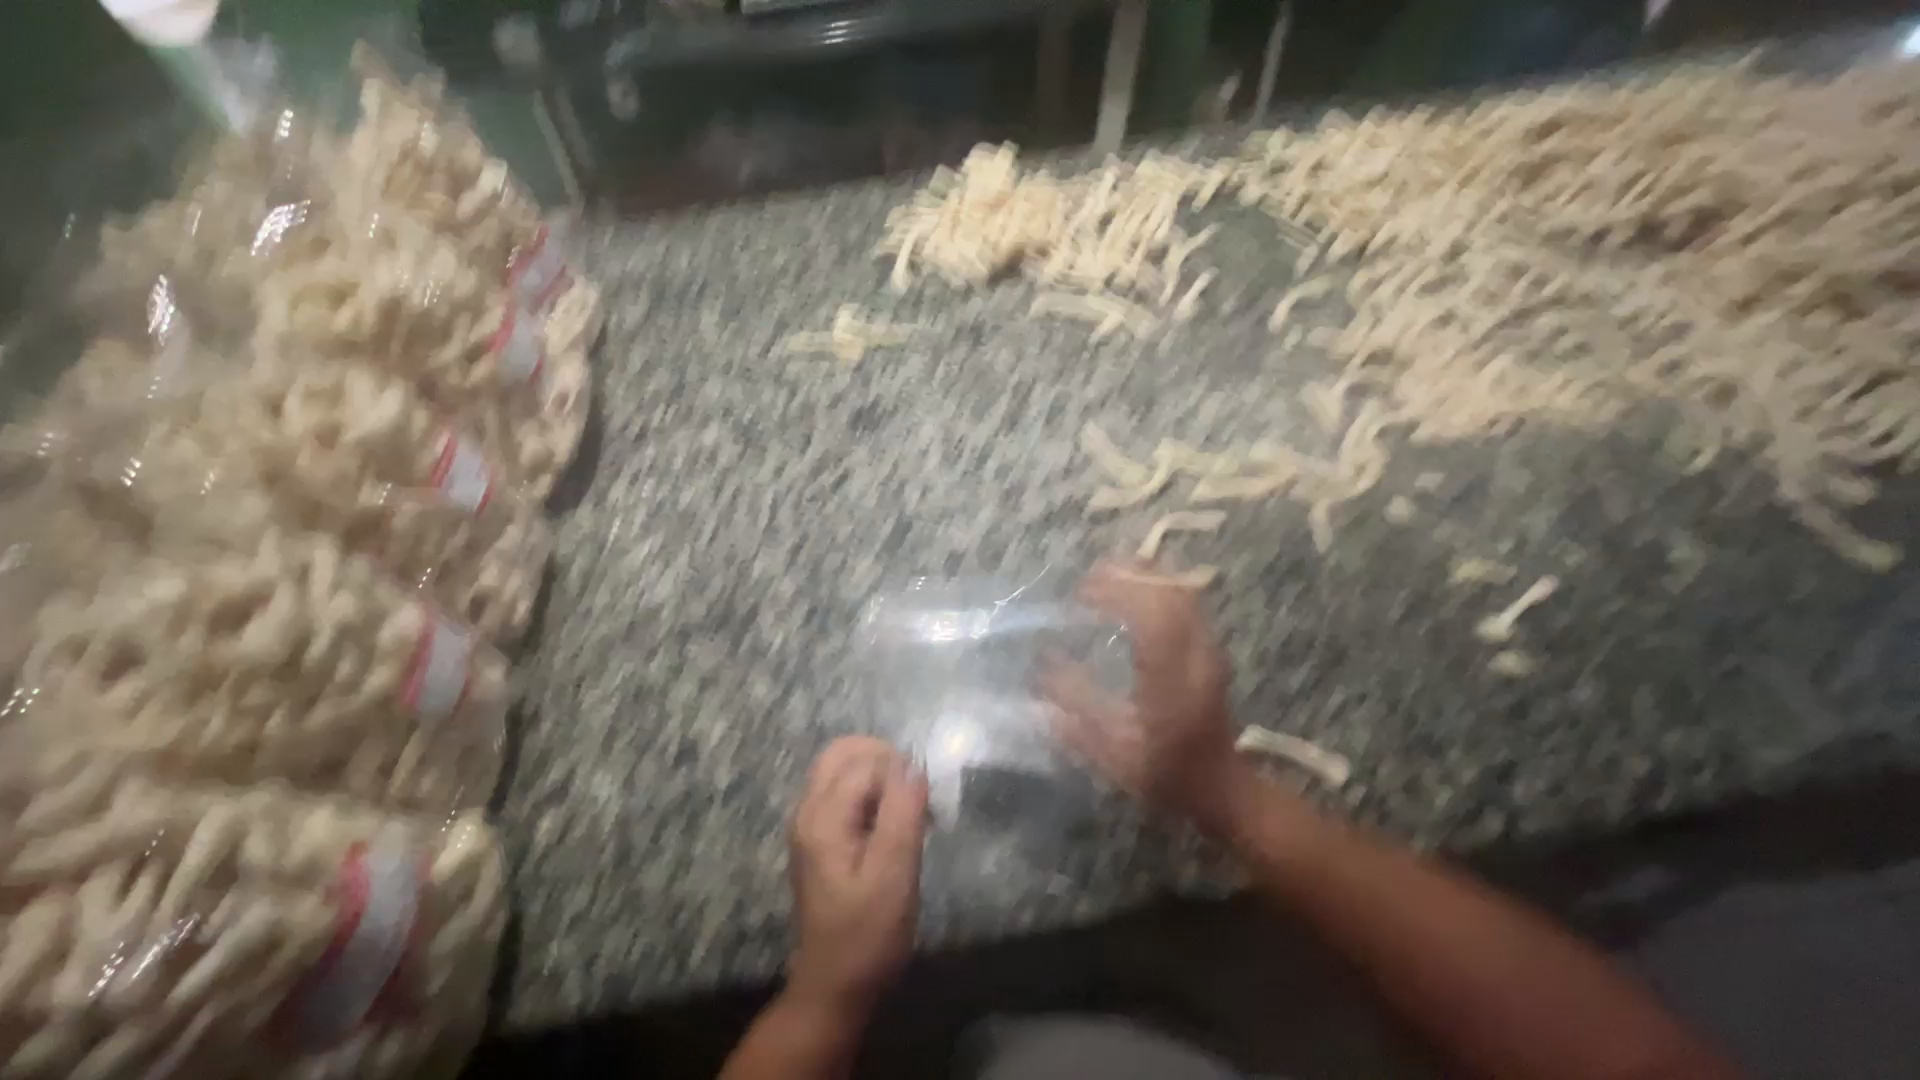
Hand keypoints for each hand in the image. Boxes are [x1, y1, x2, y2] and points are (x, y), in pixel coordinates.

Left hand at [786, 736, 928, 1014]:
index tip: (927, 807)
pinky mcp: (818, 837)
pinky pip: (842, 791)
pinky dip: (870, 792)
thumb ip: (903, 814)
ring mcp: (809, 823)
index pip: (865, 762)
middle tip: (916, 796)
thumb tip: (914, 766)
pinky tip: (893, 825)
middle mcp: (808, 810)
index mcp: (822, 817)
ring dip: (879, 775)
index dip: (901, 773)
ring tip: (909, 811)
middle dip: (885, 761)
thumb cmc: (869, 934)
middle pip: (843, 752)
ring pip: (842, 769)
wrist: (835, 985)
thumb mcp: (895, 875)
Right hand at [1039, 558, 1257, 832]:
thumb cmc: (1163, 774)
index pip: (1153, 620)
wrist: (1220, 787)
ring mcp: (1210, 649)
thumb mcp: (1111, 752)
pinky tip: (1134, 592)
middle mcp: (1197, 657)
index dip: (1117, 594)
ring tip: (1108, 575)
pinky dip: (1159, 588)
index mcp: (1173, 683)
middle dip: (1129, 575)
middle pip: (1171, 594)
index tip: (1081, 593)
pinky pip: (1187, 601)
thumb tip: (1042, 666)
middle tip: (1090, 576)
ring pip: (1183, 592)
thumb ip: (1076, 708)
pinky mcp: (1211, 648)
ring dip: (1145, 577)